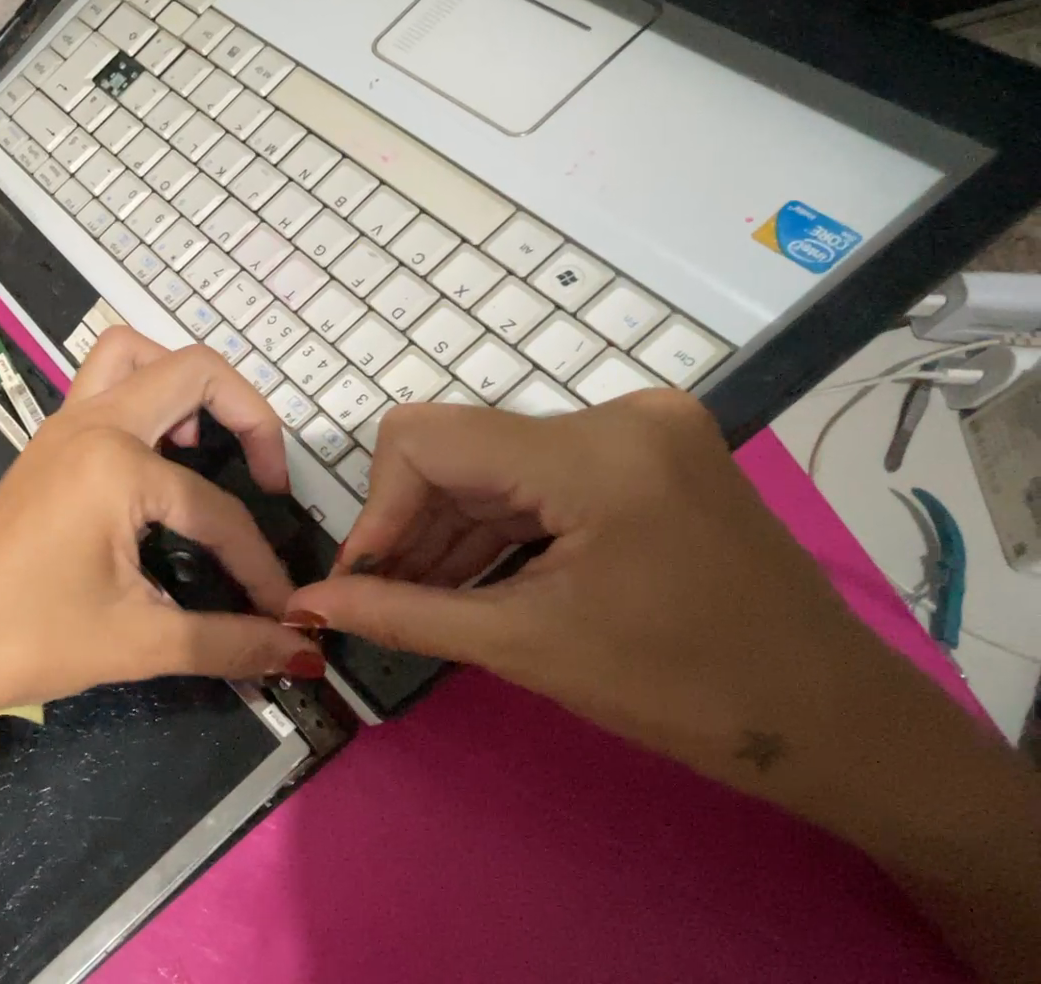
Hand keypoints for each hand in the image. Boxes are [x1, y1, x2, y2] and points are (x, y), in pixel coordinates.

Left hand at [0, 326, 322, 756]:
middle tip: (268, 478)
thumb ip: (228, 643)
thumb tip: (301, 653)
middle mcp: (92, 423)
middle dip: (249, 415)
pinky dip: (144, 400)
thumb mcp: (137, 642)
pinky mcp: (44, 446)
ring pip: (132, 356)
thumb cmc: (23, 640)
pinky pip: (103, 388)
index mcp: (117, 463)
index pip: (218, 510)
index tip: (284, 613)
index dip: (260, 564)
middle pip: (193, 370)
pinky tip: (159, 465)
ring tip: (206, 449)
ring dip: (182, 384)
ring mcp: (61, 428)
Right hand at [284, 392, 1040, 979]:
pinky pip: (532, 477)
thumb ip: (400, 613)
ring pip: (490, 465)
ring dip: (446, 532)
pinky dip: (492, 528)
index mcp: (593, 453)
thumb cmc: (682, 692)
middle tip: (380, 598)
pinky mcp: (642, 453)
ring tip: (419, 598)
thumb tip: (305, 604)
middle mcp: (615, 416)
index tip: (360, 580)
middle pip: (457, 452)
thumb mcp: (523, 647)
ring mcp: (635, 430)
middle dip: (410, 528)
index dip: (376, 509)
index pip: (424, 440)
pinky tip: (469, 579)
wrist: (835, 724)